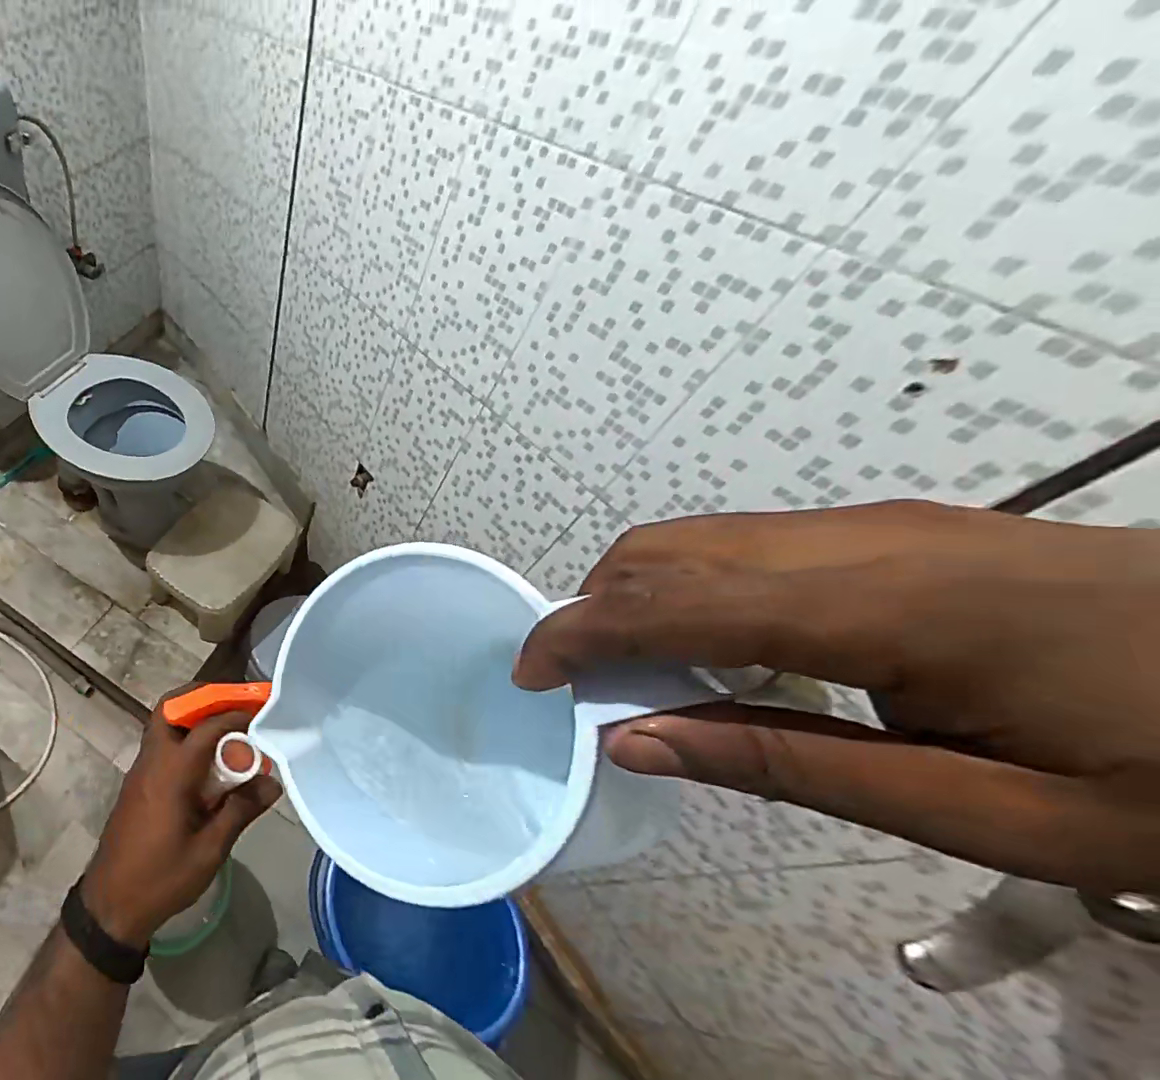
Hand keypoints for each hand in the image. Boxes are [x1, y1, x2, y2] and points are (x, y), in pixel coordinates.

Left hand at [80, 697, 281, 946]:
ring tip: (228, 730)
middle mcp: (152, 761)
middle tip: (236, 707)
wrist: (111, 902)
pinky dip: (185, 737)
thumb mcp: (209, 850)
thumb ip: (240, 810)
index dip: (235, 716)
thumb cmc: (161, 877)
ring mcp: (141, 770)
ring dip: (193, 716)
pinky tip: (209, 761)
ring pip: (164, 723)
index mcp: (170, 773)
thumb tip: (272, 782)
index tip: (261, 714)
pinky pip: (162, 743)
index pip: (205, 727)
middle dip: (203, 698)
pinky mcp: (139, 782)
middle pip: (171, 708)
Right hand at [512, 499, 1159, 894]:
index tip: (527, 675)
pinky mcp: (891, 526)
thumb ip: (790, 767)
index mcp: (881, 610)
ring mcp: (874, 523)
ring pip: (697, 537)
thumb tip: (637, 742)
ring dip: (637, 594)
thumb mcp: (995, 813)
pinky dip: (689, 586)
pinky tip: (720, 646)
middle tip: (581, 681)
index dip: (578, 633)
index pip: (670, 605)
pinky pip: (742, 543)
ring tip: (641, 669)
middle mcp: (857, 541)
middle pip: (665, 550)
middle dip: (593, 607)